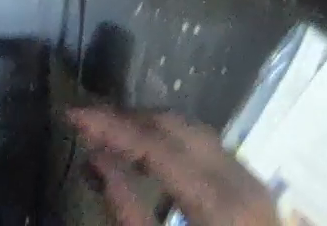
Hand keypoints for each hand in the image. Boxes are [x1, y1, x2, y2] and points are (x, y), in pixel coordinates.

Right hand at [68, 108, 279, 225]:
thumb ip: (128, 211)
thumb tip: (96, 158)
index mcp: (222, 205)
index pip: (156, 144)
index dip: (110, 125)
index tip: (72, 114)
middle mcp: (243, 183)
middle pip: (176, 127)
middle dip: (127, 119)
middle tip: (86, 121)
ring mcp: (254, 186)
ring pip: (193, 133)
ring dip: (148, 128)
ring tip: (108, 134)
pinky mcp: (255, 196)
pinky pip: (207, 150)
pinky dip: (171, 144)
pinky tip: (145, 155)